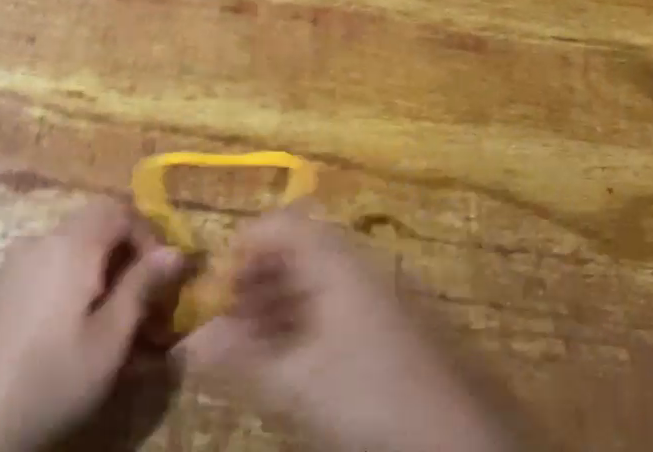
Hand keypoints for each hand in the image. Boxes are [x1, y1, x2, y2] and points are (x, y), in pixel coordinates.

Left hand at [0, 199, 185, 451]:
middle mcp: (40, 241)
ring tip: (116, 330)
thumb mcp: (110, 340)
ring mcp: (14, 265)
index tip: (163, 280)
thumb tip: (175, 250)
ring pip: (72, 253)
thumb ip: (142, 288)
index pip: (118, 209)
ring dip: (102, 278)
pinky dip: (73, 289)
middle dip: (127, 261)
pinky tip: (77, 335)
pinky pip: (48, 272)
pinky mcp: (0, 291)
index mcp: (70, 244)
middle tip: (146, 310)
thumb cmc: (53, 377)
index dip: (148, 235)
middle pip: (95, 228)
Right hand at [177, 205, 515, 451]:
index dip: (240, 250)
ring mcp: (386, 293)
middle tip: (231, 327)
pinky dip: (310, 324)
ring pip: (318, 281)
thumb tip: (185, 343)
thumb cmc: (373, 399)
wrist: (467, 442)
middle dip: (256, 283)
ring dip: (279, 307)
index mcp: (337, 260)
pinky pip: (342, 306)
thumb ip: (234, 359)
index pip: (277, 223)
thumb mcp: (294, 383)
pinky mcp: (401, 325)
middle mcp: (362, 263)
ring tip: (258, 352)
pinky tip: (300, 366)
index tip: (218, 294)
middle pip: (296, 250)